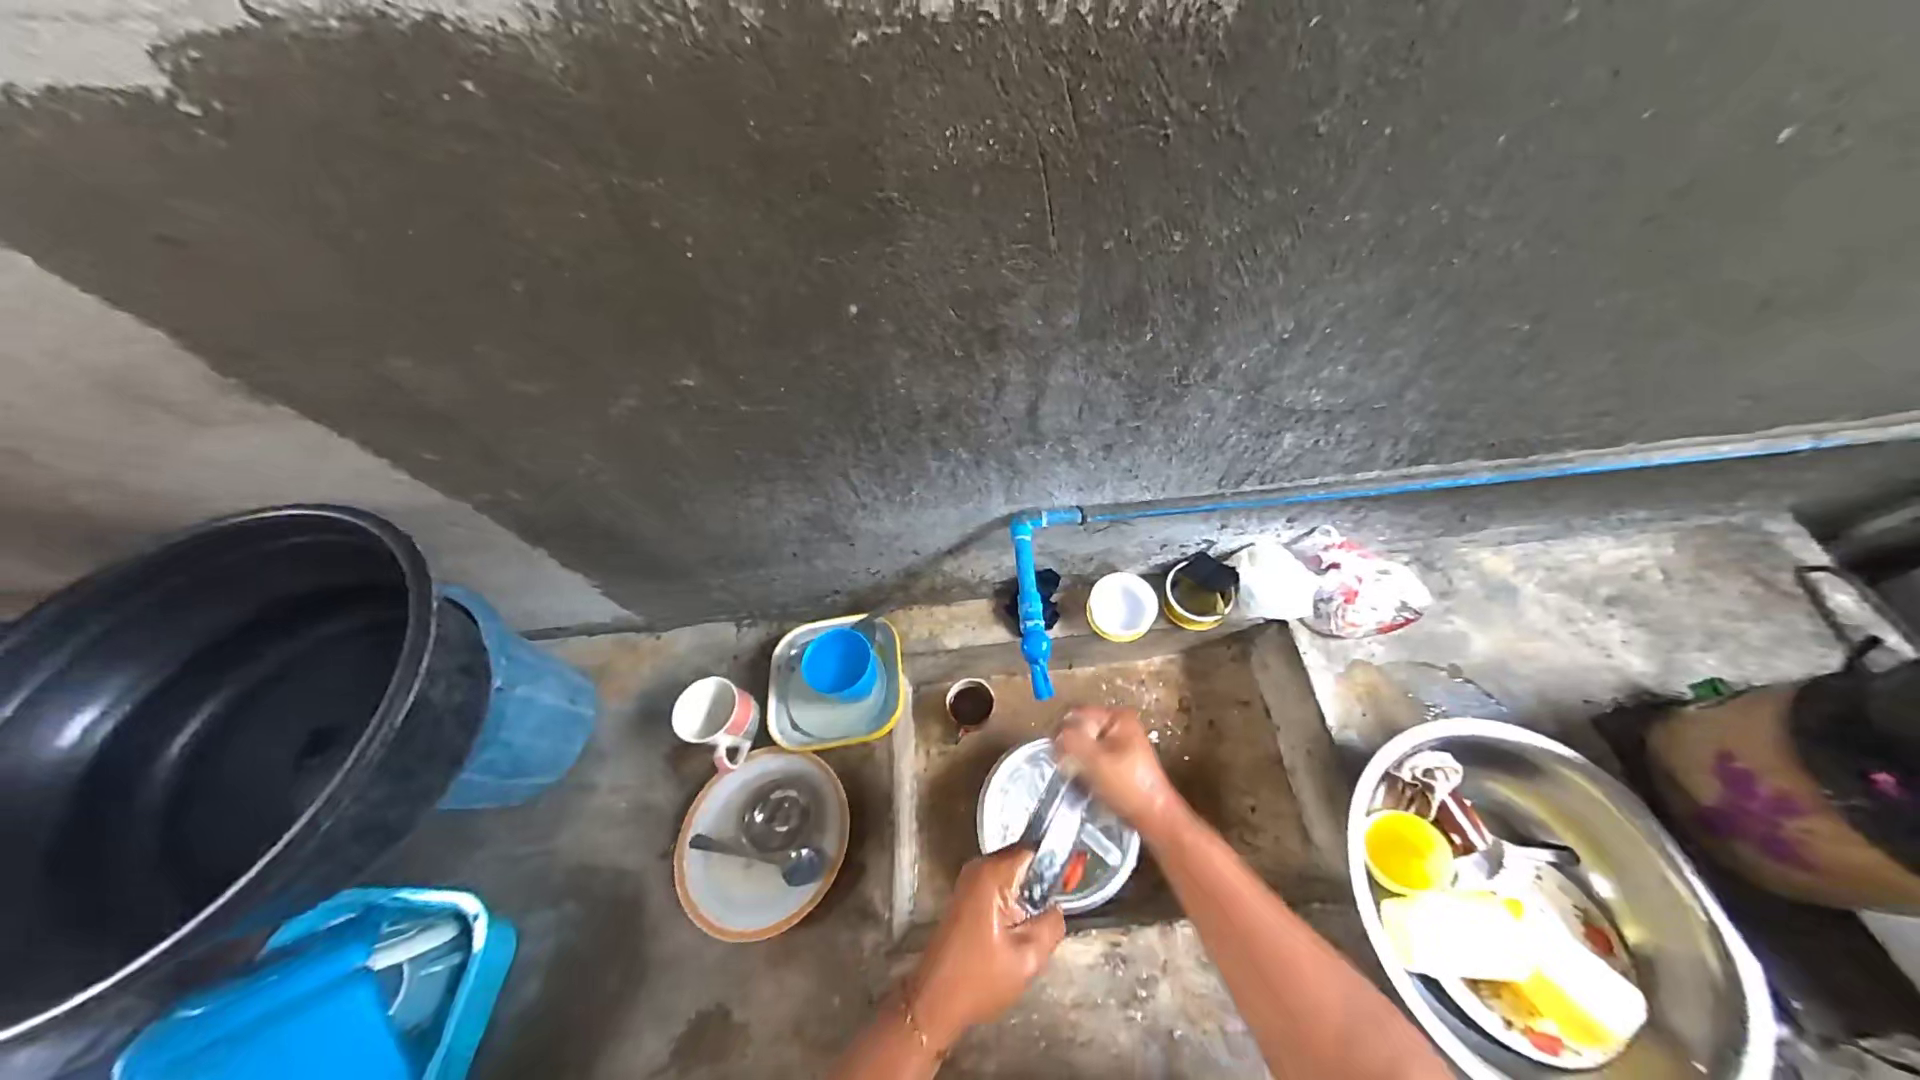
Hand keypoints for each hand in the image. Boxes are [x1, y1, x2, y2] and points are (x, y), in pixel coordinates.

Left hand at [906, 848, 1064, 1047]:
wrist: (934, 1001)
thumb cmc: (979, 979)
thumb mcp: (1028, 957)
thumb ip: (1052, 924)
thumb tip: (1057, 907)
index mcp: (992, 874)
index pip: (1034, 849)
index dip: (1058, 860)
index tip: (1077, 876)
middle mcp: (979, 868)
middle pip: (1024, 861)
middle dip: (1043, 885)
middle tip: (1053, 915)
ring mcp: (970, 881)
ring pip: (1014, 877)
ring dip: (1029, 898)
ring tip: (1035, 929)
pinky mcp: (968, 896)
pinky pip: (1002, 888)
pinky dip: (1015, 905)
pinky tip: (1018, 933)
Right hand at [1054, 706, 1181, 830]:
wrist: (1153, 816)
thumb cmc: (1127, 786)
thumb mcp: (1095, 760)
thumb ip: (1071, 741)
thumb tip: (1055, 734)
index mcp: (1118, 716)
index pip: (1076, 714)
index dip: (1062, 731)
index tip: (1053, 752)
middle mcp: (1119, 723)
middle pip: (1080, 727)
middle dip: (1069, 745)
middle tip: (1063, 764)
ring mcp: (1120, 741)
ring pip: (1085, 742)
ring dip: (1075, 757)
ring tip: (1073, 774)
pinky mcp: (1118, 758)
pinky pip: (1092, 754)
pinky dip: (1084, 765)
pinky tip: (1083, 779)